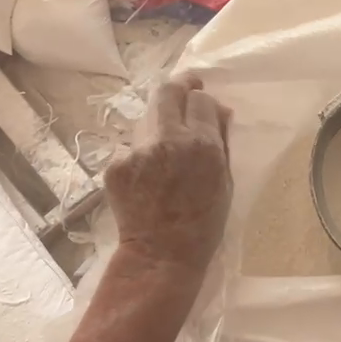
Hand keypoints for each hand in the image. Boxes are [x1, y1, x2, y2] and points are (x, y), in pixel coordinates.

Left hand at [104, 76, 232, 272]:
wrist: (161, 255)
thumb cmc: (205, 226)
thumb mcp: (225, 183)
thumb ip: (221, 144)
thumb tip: (219, 113)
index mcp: (203, 145)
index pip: (201, 101)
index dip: (205, 102)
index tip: (205, 106)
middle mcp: (168, 139)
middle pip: (168, 91)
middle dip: (179, 86)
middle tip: (186, 89)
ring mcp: (137, 150)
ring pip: (147, 119)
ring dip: (159, 125)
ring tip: (166, 150)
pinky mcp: (115, 163)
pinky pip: (131, 147)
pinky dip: (141, 155)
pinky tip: (149, 177)